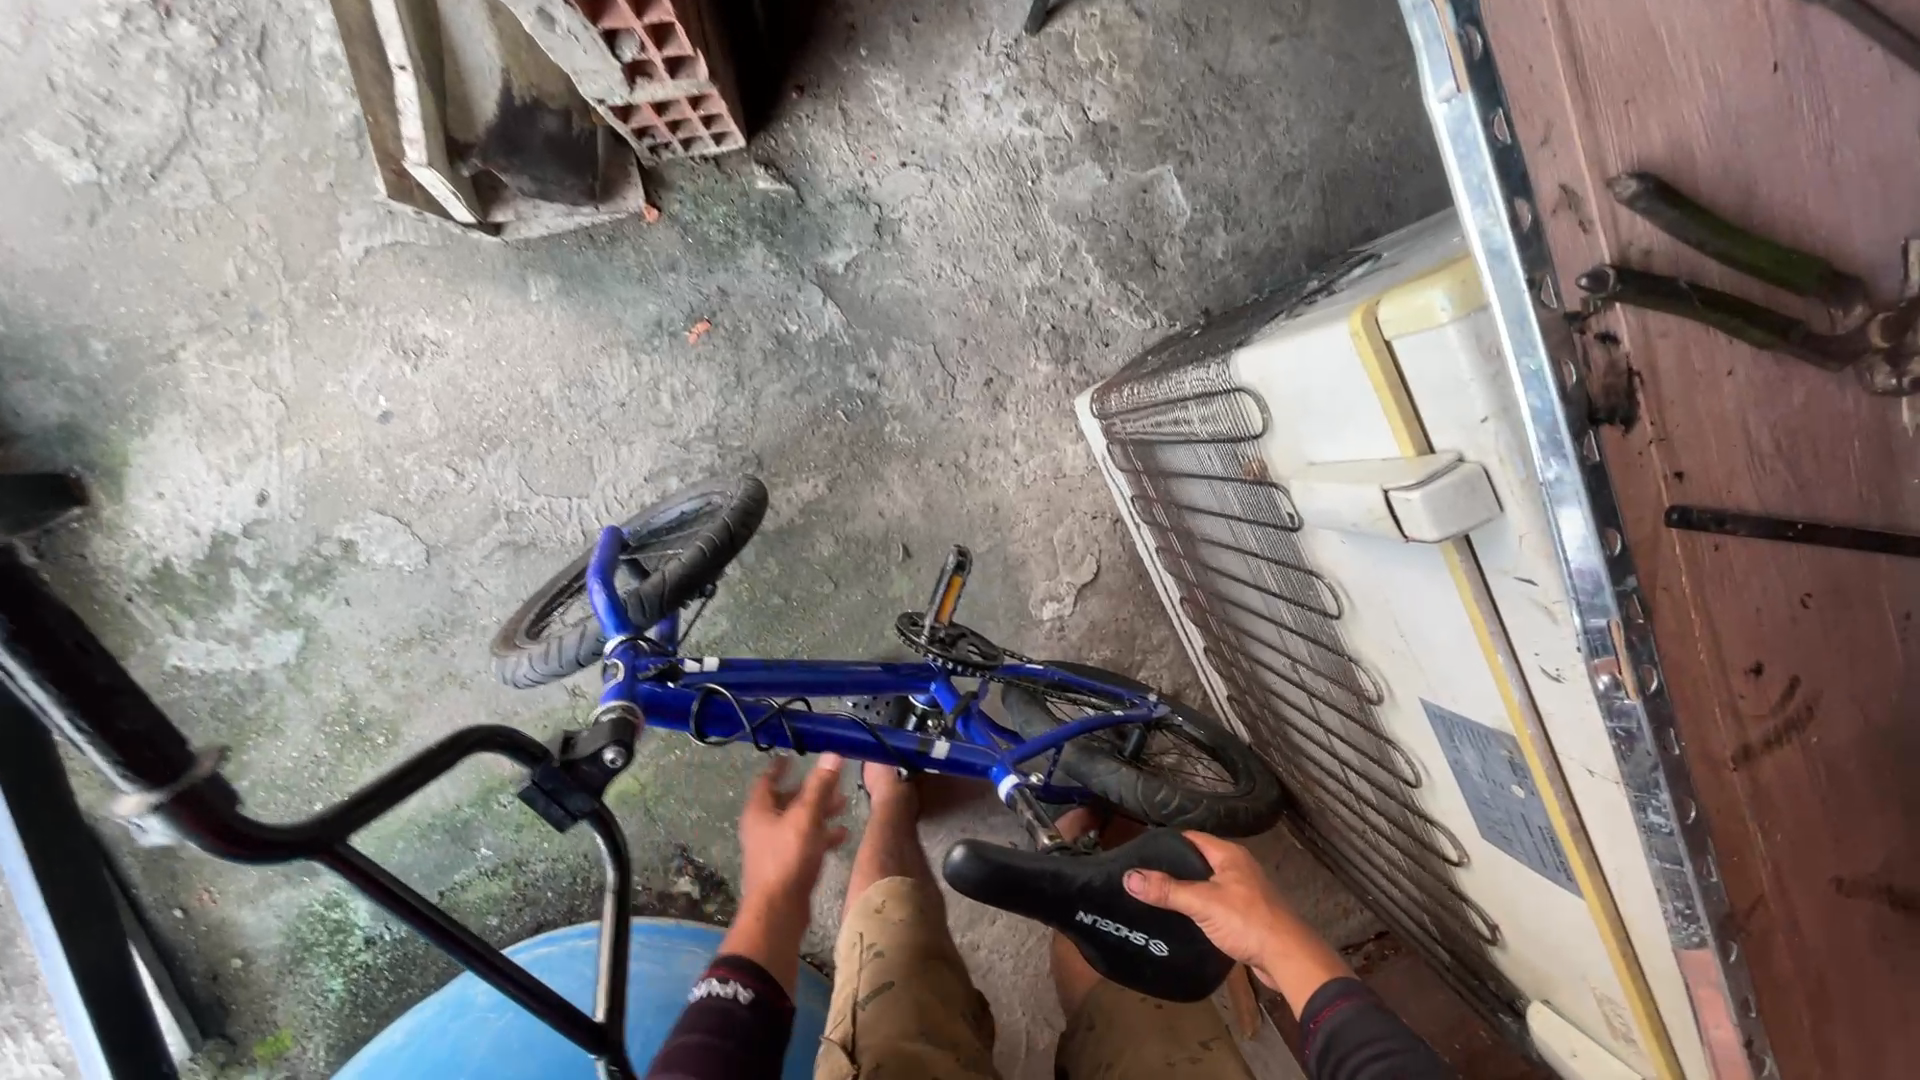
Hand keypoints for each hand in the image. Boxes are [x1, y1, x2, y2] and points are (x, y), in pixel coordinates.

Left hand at [722, 753, 848, 991]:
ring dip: (819, 811)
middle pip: (786, 800)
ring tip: (844, 804)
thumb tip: (832, 754)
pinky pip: (804, 842)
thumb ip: (819, 786)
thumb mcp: (806, 817)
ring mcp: (773, 847)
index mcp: (759, 811)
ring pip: (798, 821)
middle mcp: (762, 826)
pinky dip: (821, 835)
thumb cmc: (787, 858)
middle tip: (832, 781)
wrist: (778, 912)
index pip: (767, 779)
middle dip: (810, 790)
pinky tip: (841, 834)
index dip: (781, 766)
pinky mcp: (786, 865)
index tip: (795, 756)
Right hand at [1124, 832, 1350, 1009]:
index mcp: (1229, 854)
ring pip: (1208, 884)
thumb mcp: (1202, 902)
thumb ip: (1167, 890)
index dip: (1166, 843)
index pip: (1191, 838)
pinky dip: (1201, 908)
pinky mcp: (1248, 915)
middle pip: (1198, 861)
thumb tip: (1129, 877)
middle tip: (1146, 877)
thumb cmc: (1248, 921)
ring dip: (1188, 890)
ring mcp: (1245, 892)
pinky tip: (1186, 918)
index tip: (1141, 853)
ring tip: (1159, 897)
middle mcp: (1238, 867)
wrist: (1289, 959)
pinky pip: (1217, 904)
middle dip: (1175, 868)